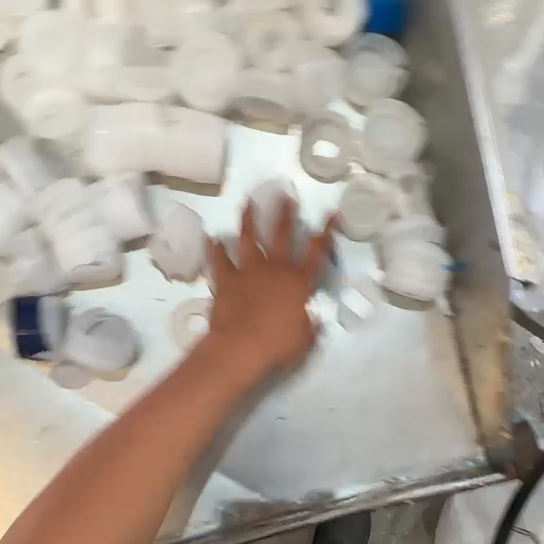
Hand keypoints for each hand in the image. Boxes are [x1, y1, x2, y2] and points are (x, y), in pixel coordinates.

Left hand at [200, 197, 332, 373]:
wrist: (240, 348)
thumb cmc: (277, 346)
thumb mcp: (304, 340)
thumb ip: (310, 327)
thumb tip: (314, 321)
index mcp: (299, 283)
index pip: (317, 253)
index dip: (326, 232)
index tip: (331, 213)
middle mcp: (275, 270)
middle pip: (282, 236)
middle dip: (286, 214)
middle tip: (286, 195)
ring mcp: (249, 272)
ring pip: (249, 240)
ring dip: (249, 220)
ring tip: (248, 203)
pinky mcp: (226, 281)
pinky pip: (220, 261)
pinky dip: (215, 250)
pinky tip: (212, 239)